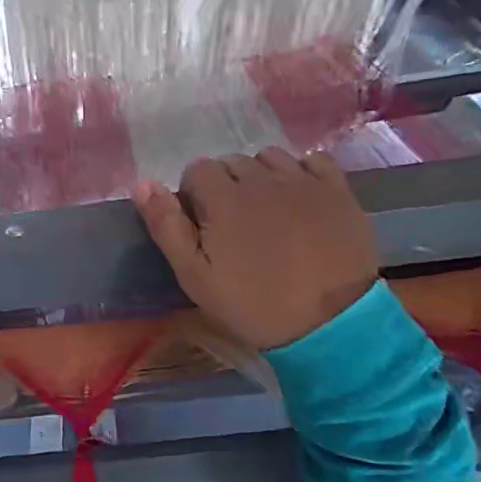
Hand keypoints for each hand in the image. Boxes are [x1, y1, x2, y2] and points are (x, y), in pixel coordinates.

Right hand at [134, 147, 377, 349]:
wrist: (331, 323)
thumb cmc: (254, 305)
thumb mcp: (196, 277)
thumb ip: (167, 227)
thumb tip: (142, 184)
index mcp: (224, 198)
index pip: (197, 170)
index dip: (193, 195)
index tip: (201, 226)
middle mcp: (262, 178)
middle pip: (232, 163)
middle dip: (225, 186)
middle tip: (232, 227)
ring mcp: (304, 180)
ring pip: (270, 158)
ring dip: (260, 178)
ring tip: (265, 213)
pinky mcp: (337, 189)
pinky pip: (312, 160)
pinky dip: (300, 173)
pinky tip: (298, 200)